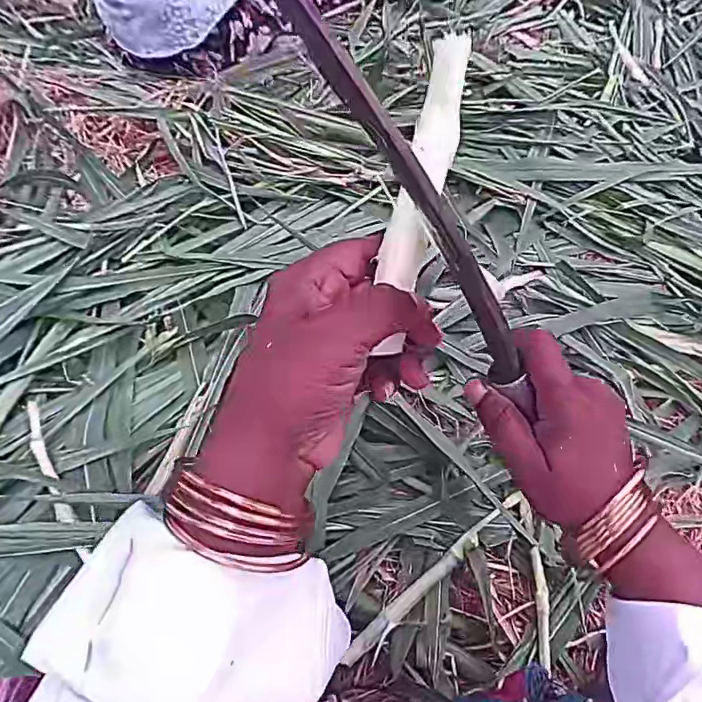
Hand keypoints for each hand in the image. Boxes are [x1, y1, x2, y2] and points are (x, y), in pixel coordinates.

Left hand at [198, 235, 440, 512]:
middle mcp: (320, 310)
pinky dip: (393, 373)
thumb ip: (386, 306)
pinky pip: (381, 362)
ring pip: (386, 332)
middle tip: (424, 332)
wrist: (274, 449)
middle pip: (381, 295)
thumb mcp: (341, 333)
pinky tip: (390, 387)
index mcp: (308, 285)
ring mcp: (332, 344)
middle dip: (408, 317)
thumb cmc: (283, 391)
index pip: (360, 253)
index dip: (396, 258)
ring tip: (411, 371)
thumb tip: (416, 301)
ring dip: (406, 351)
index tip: (427, 269)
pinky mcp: (343, 373)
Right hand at [463, 329, 701, 618]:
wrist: (615, 518)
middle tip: (522, 433)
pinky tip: (559, 444)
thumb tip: (475, 386)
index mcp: (567, 398)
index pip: (538, 343)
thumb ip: (500, 421)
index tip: (498, 379)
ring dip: (539, 405)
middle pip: (543, 368)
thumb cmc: (568, 495)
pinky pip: (572, 396)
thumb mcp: (524, 464)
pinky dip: (557, 412)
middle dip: (522, 392)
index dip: (512, 348)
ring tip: (542, 445)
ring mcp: (603, 397)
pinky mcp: (608, 408)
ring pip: (555, 384)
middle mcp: (589, 388)